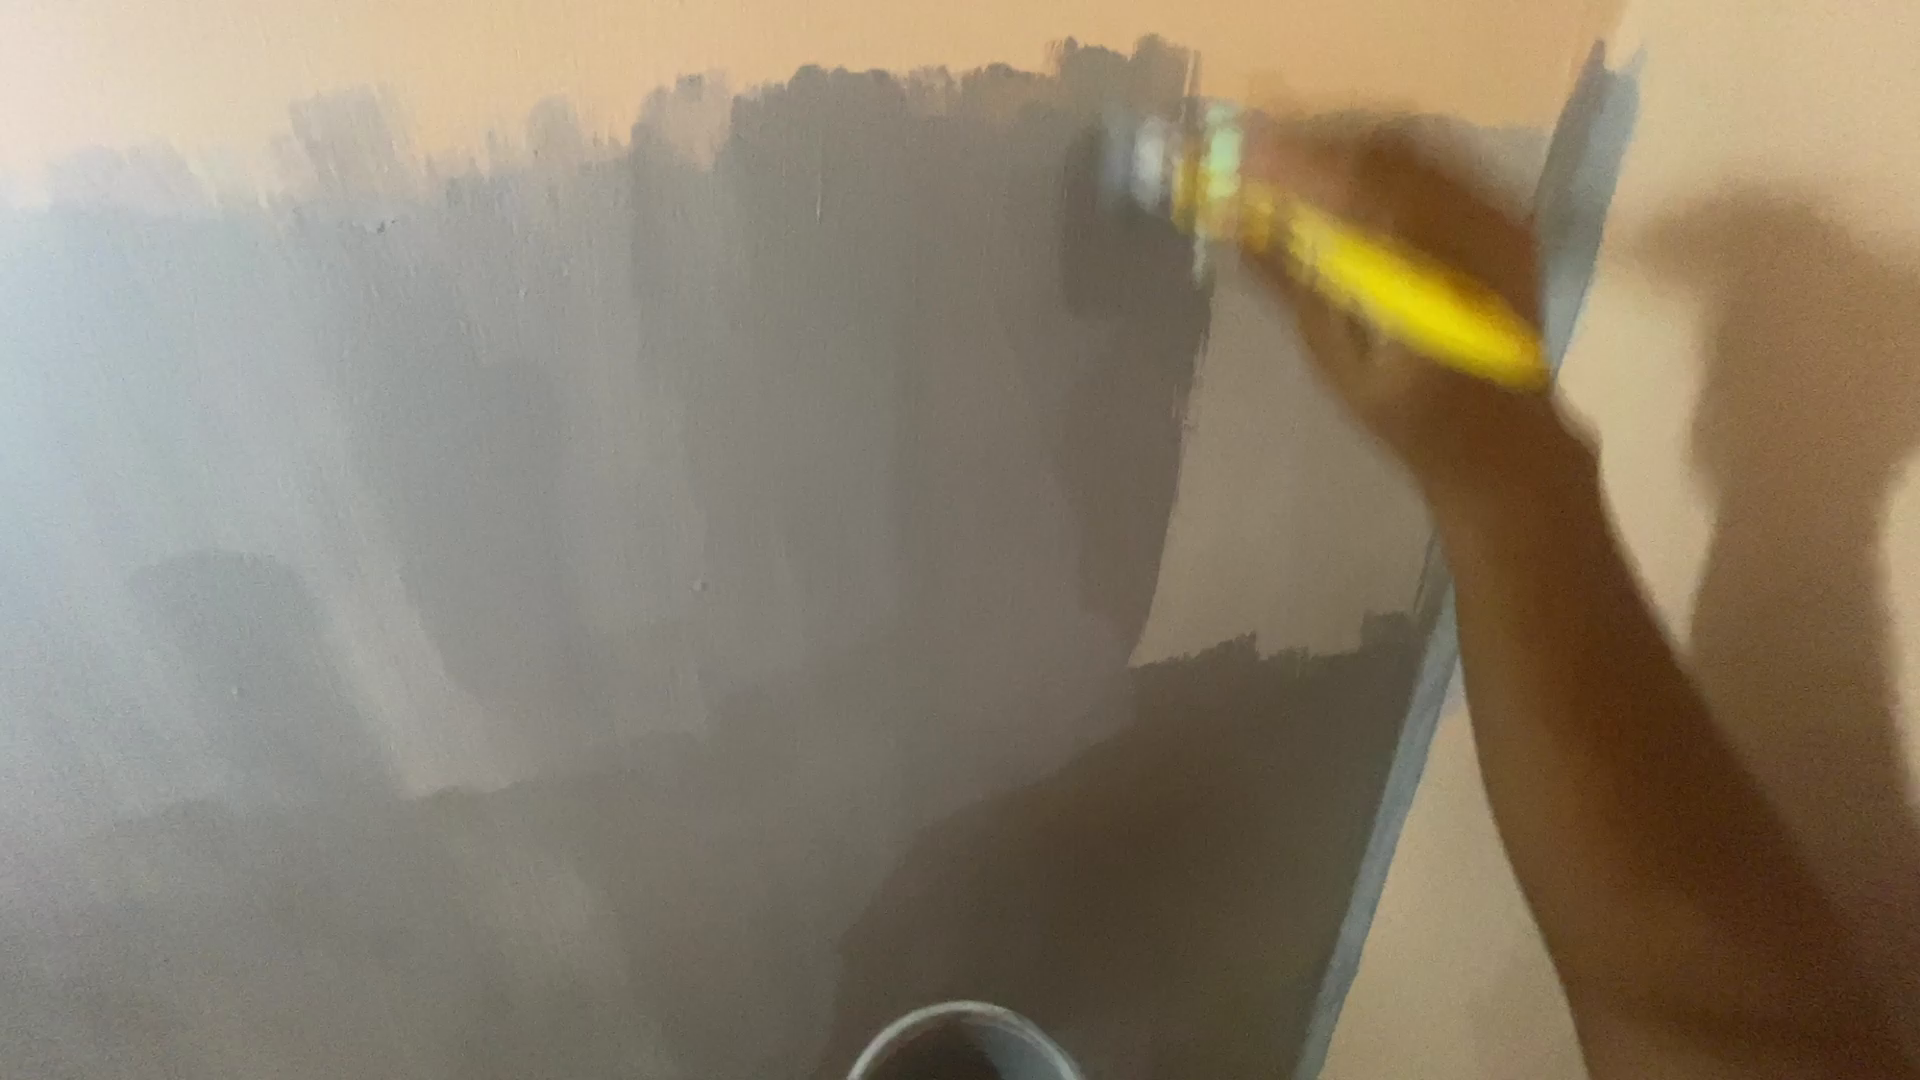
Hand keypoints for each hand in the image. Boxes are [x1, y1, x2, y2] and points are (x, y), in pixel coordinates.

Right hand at [1242, 120, 1576, 501]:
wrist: (1494, 433)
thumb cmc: (1401, 411)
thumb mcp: (1334, 354)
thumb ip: (1290, 282)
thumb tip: (1235, 231)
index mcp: (1423, 266)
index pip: (1350, 181)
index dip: (1290, 161)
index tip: (1234, 157)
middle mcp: (1472, 221)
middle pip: (1383, 147)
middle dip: (1314, 142)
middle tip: (1254, 154)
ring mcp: (1498, 212)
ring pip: (1413, 146)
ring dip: (1347, 146)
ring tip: (1292, 163)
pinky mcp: (1505, 215)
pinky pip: (1438, 164)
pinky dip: (1383, 161)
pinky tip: (1348, 180)